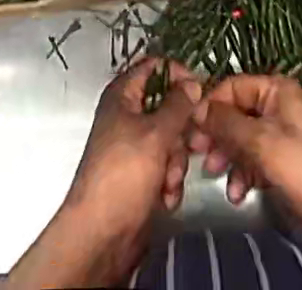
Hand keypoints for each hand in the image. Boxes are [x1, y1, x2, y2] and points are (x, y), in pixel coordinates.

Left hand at [7, 57, 199, 289]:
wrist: (102, 235)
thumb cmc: (121, 176)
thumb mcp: (156, 133)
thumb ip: (178, 105)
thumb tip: (192, 83)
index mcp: (122, 96)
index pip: (154, 67)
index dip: (178, 73)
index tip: (199, 88)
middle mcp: (127, 116)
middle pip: (168, 105)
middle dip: (181, 130)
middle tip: (190, 142)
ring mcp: (134, 146)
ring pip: (171, 138)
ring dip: (176, 161)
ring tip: (168, 179)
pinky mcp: (141, 173)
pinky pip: (167, 164)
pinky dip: (170, 179)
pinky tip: (164, 195)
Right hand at [190, 74, 301, 244]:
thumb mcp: (260, 142)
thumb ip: (226, 122)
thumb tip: (196, 108)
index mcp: (278, 91)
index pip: (233, 86)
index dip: (211, 105)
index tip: (191, 127)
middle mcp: (278, 107)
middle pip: (235, 112)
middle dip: (216, 133)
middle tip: (197, 152)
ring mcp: (279, 135)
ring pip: (240, 137)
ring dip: (226, 155)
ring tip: (216, 173)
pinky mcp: (280, 162)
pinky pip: (251, 159)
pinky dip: (241, 172)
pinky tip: (237, 191)